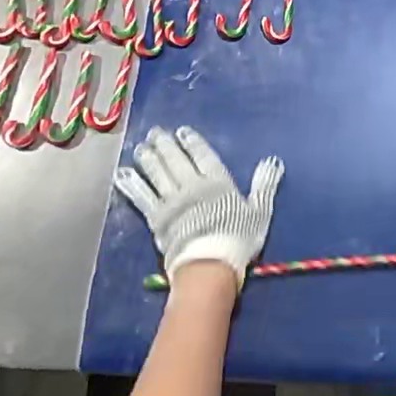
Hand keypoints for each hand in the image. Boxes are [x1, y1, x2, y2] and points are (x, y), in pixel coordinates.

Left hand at [113, 126, 282, 279]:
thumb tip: (273, 161)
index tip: (182, 132)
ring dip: (148, 158)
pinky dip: (131, 183)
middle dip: (165, 144)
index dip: (192, 142)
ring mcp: (171, 200)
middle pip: (176, 160)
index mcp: (218, 182)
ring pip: (157, 173)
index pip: (203, 156)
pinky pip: (141, 196)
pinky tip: (122, 173)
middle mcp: (192, 185)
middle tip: (155, 133)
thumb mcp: (259, 212)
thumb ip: (264, 185)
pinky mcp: (156, 216)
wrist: (210, 264)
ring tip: (141, 148)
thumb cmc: (239, 239)